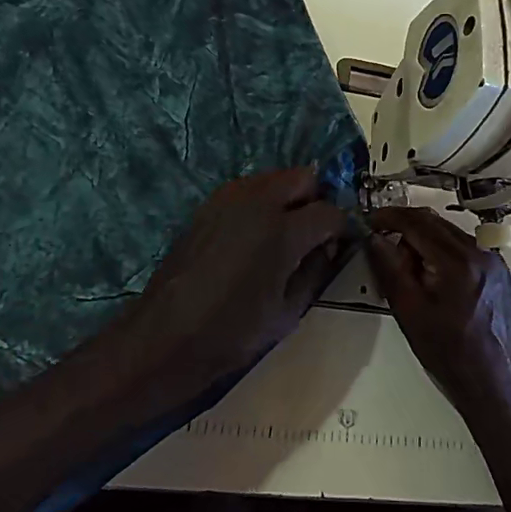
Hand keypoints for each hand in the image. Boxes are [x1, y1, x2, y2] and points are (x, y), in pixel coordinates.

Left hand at [128, 167, 348, 387]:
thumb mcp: (288, 312)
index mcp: (283, 231)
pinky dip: (260, 200)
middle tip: (314, 231)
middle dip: (316, 199)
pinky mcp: (208, 204)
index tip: (342, 242)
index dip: (342, 226)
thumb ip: (315, 271)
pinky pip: (247, 188)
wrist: (168, 335)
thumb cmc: (233, 332)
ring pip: (273, 177)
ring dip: (287, 196)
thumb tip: (327, 248)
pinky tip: (255, 232)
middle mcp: (258, 203)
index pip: (330, 211)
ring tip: (284, 231)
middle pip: (303, 177)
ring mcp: (229, 199)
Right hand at [367, 207, 510, 413]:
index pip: (418, 223)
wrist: (491, 382)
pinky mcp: (498, 270)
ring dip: (423, 240)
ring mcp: (493, 260)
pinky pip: (463, 246)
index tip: (369, 220)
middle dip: (405, 229)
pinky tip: (431, 274)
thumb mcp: (408, 310)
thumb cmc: (446, 352)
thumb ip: (389, 268)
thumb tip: (374, 237)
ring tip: (407, 269)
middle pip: (434, 223)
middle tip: (383, 247)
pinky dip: (441, 250)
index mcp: (459, 262)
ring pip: (448, 232)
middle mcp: (480, 253)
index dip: (389, 217)